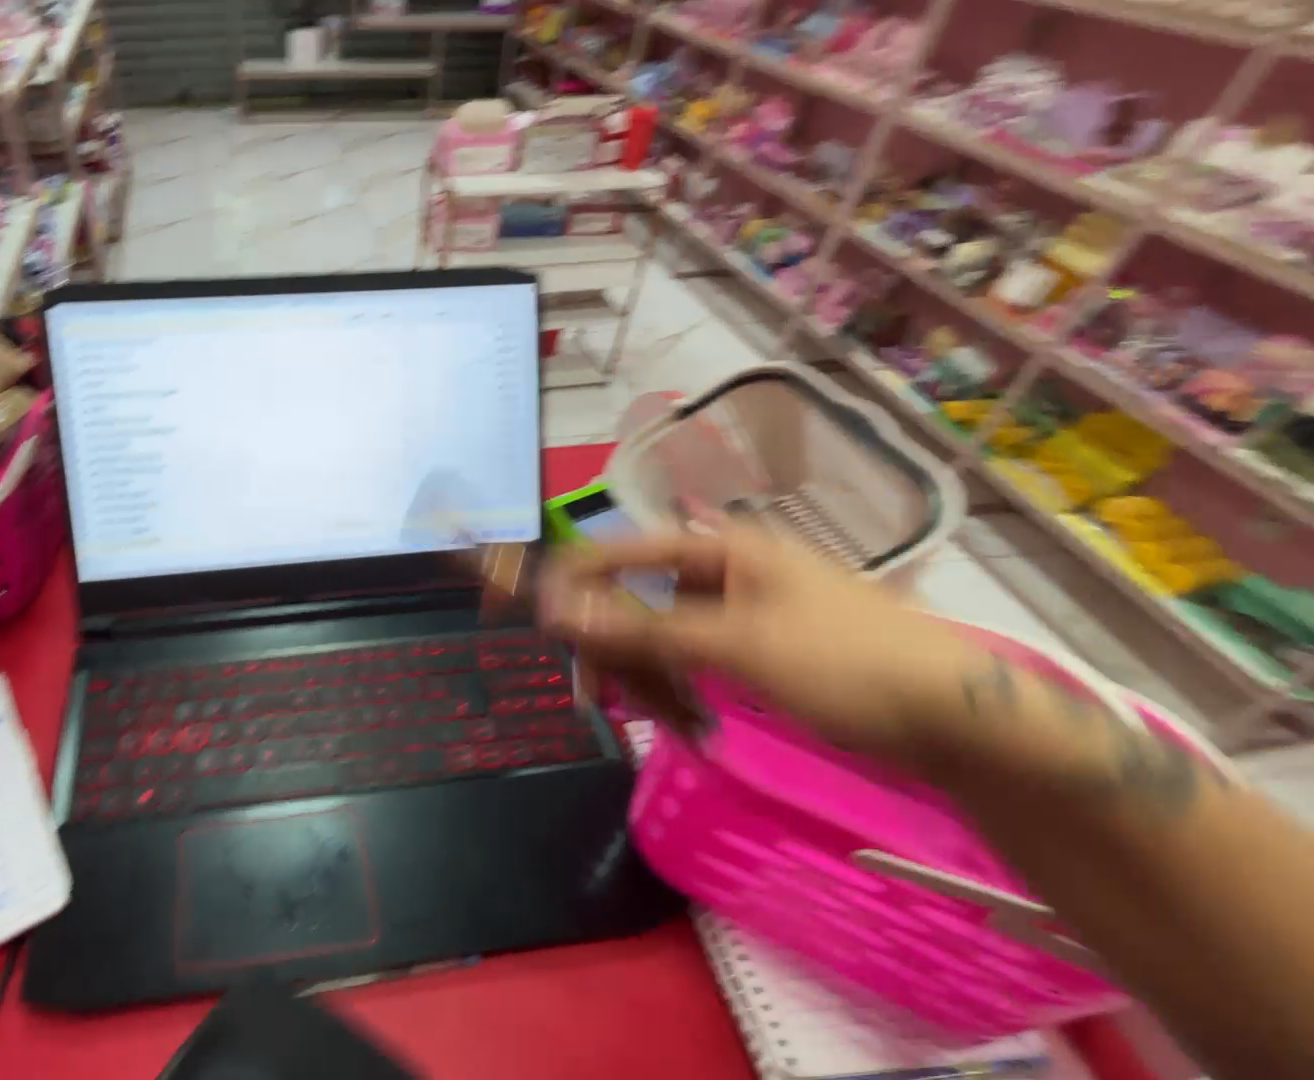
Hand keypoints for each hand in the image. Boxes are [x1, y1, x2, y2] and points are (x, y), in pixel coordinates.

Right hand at [537, 525, 980, 773]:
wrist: (954, 718)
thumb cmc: (845, 662)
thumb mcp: (736, 644)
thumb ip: (642, 627)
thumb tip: (559, 609)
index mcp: (726, 549)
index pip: (631, 550)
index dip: (581, 578)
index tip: (538, 614)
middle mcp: (728, 573)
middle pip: (642, 603)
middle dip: (620, 651)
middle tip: (597, 700)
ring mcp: (743, 615)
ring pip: (667, 640)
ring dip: (654, 682)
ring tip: (667, 726)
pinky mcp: (757, 653)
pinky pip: (696, 665)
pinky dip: (685, 693)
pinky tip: (692, 727)